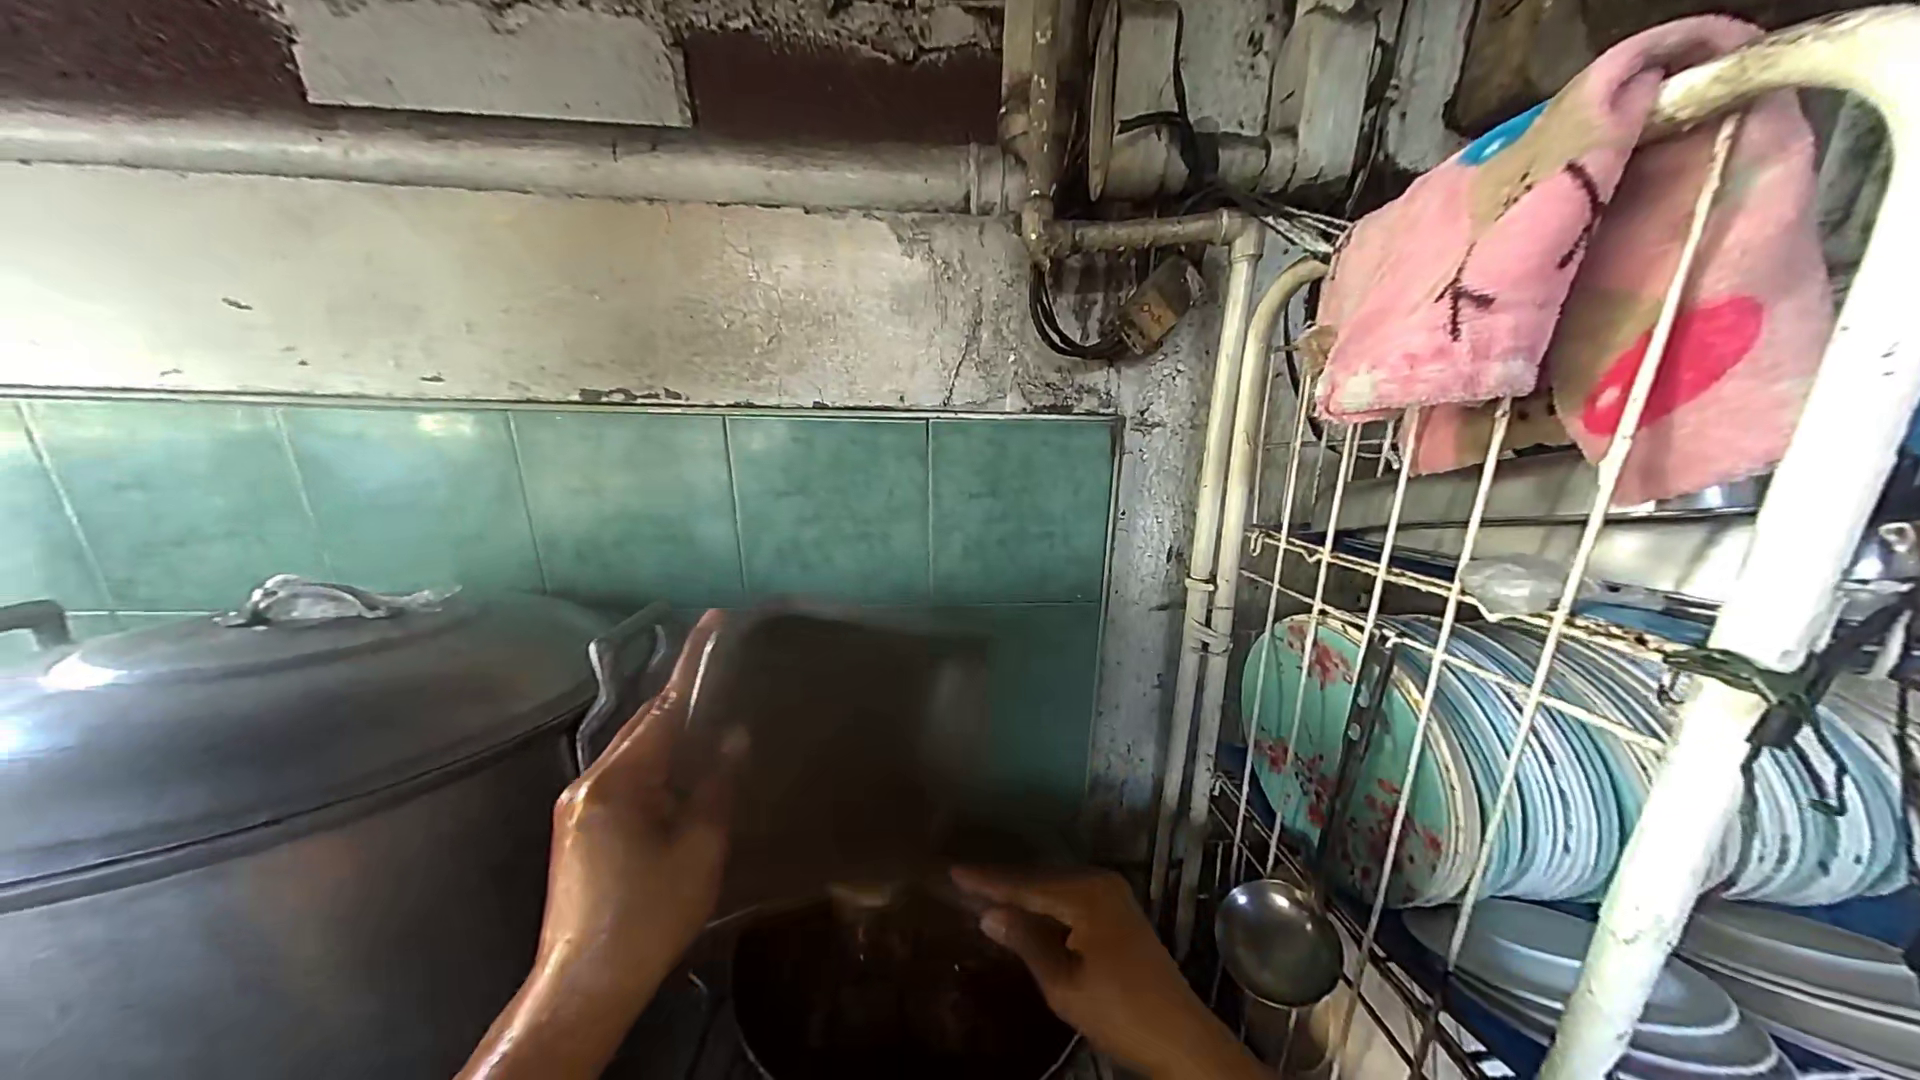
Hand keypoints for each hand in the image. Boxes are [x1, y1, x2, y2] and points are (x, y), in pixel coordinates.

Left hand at [458, 610, 743, 1079]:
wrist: (584, 984)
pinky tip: (682, 774)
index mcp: (619, 780)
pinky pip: (625, 774)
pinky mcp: (578, 826)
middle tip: (723, 675)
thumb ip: (717, 785)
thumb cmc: (650, 913)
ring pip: (635, 750)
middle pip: (646, 723)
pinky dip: (658, 762)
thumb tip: (734, 738)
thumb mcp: (699, 848)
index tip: (712, 620)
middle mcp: (589, 781)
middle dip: (684, 699)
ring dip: (672, 733)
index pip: (665, 707)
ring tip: (711, 724)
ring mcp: (578, 804)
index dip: (693, 662)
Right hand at [951, 866, 1264, 1079]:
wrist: (1182, 1038)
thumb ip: (1025, 941)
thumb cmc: (1119, 1012)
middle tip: (964, 880)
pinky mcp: (1117, 908)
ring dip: (1023, 890)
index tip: (954, 870)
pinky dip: (1044, 900)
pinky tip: (1026, 906)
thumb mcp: (1063, 984)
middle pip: (1040, 877)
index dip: (987, 880)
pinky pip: (1070, 894)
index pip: (1025, 883)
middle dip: (1003, 881)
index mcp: (1085, 894)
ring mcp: (1111, 892)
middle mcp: (1098, 881)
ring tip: (985, 891)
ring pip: (1055, 884)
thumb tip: (988, 913)